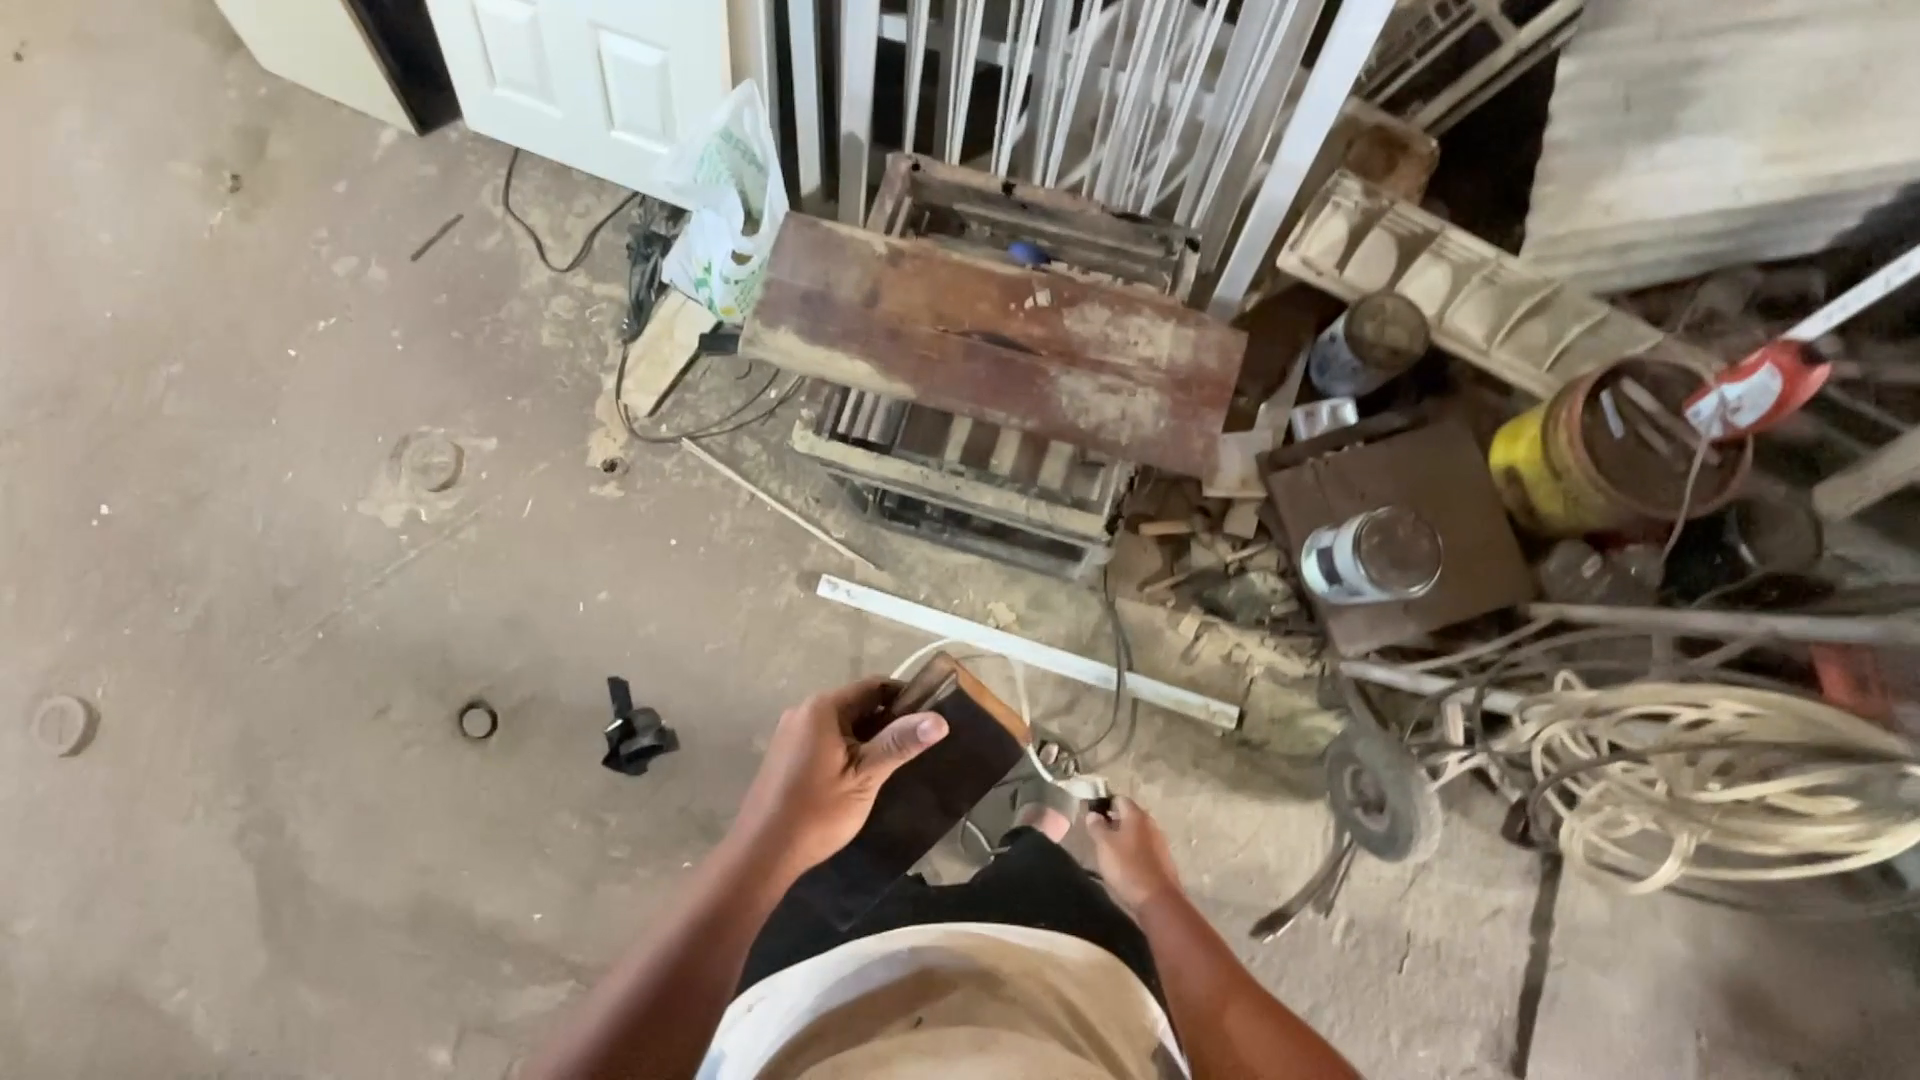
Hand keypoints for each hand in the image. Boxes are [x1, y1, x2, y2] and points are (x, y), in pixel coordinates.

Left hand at [731, 676, 947, 878]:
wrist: (761, 852)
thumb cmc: (817, 811)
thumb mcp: (865, 776)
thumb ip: (900, 743)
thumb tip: (940, 719)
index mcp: (822, 708)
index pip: (874, 686)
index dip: (906, 697)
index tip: (930, 718)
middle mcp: (804, 711)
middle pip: (857, 703)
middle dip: (888, 721)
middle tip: (916, 747)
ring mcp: (791, 732)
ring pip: (842, 724)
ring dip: (868, 738)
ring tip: (893, 764)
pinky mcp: (786, 754)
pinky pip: (826, 739)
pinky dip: (848, 748)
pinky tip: (861, 775)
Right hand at [1085, 796, 1184, 916]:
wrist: (1158, 900)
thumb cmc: (1127, 867)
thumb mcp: (1104, 845)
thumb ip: (1096, 826)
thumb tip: (1093, 814)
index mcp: (1137, 815)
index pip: (1119, 799)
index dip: (1104, 804)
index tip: (1092, 816)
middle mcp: (1151, 824)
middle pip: (1129, 815)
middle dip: (1113, 821)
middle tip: (1098, 834)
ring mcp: (1160, 842)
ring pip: (1137, 832)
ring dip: (1124, 837)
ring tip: (1109, 851)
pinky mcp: (1163, 859)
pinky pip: (1145, 847)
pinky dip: (1134, 850)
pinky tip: (1125, 863)